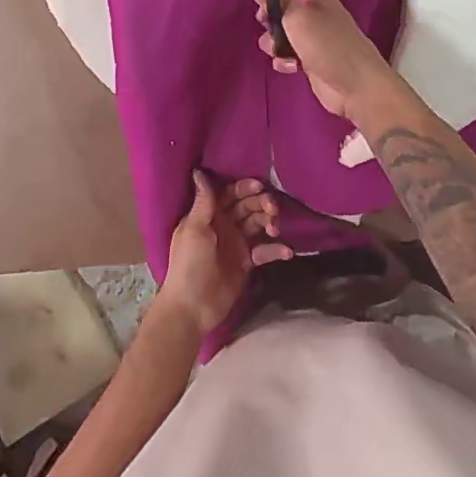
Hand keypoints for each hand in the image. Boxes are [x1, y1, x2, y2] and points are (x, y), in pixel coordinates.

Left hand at [159, 171, 264, 331]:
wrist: (193, 305)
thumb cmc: (190, 263)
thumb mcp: (194, 229)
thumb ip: (204, 202)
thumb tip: (198, 171)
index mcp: (207, 215)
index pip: (228, 194)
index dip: (244, 188)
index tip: (259, 186)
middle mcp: (223, 226)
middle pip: (246, 207)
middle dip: (261, 204)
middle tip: (272, 209)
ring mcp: (235, 244)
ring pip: (257, 225)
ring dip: (269, 223)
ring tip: (274, 229)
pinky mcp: (246, 263)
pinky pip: (264, 251)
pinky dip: (275, 249)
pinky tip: (285, 251)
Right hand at [238, 0, 394, 118]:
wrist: (356, 86)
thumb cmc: (327, 45)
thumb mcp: (294, 16)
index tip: (261, 10)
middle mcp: (314, 13)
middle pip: (278, 12)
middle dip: (269, 24)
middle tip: (273, 32)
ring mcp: (313, 38)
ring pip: (280, 36)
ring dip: (275, 46)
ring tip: (281, 53)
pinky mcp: (310, 60)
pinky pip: (287, 55)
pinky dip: (285, 61)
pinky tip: (291, 68)